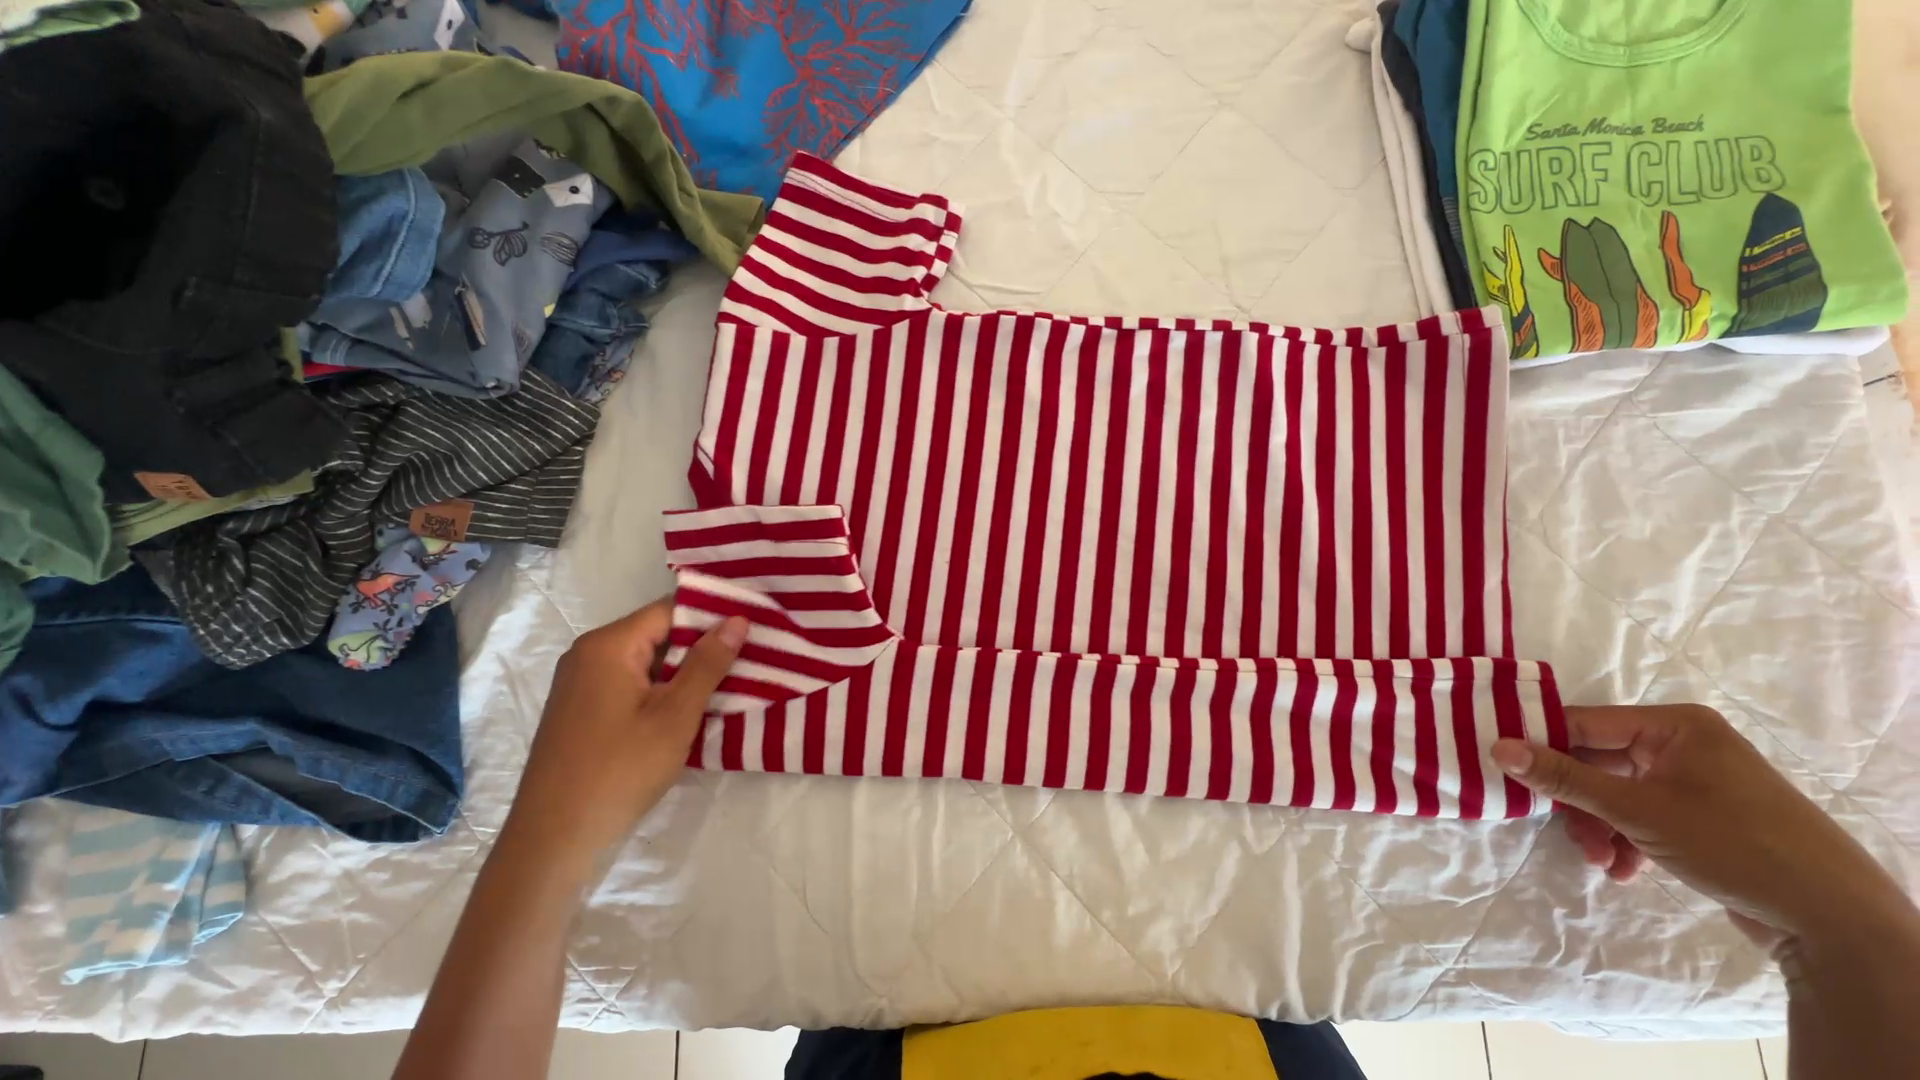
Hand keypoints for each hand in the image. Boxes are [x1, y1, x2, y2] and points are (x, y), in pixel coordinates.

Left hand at [501, 597, 746, 869]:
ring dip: (683, 672)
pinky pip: (629, 684)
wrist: (554, 837)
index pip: (669, 609)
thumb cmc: (619, 771)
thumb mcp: (675, 716)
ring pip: (645, 662)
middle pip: (656, 633)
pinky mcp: (580, 710)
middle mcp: (588, 654)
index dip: (712, 615)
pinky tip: (691, 709)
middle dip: (701, 645)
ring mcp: (579, 683)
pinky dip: (660, 690)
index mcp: (608, 645)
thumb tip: (737, 619)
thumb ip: (707, 664)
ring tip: (731, 681)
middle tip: (751, 655)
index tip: (752, 626)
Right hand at [1492, 704, 1905, 945]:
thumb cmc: (1733, 844)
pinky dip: (1627, 839)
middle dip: (1578, 803)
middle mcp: (1684, 743)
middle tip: (1569, 836)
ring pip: (1617, 792)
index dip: (1542, 747)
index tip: (1505, 772)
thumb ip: (1564, 778)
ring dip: (1600, 827)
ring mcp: (1697, 778)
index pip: (1583, 723)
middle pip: (1598, 761)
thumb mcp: (1636, 810)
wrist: (1835, 918)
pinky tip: (1627, 869)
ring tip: (1602, 861)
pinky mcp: (1704, 813)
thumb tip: (1497, 746)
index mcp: (1674, 725)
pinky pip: (1643, 813)